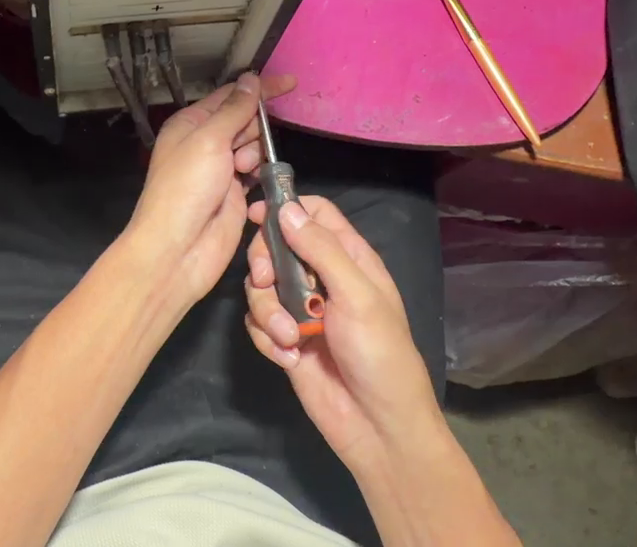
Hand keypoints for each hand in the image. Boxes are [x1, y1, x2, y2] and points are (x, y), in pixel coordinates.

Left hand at [118, 72, 294, 306]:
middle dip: (253, 127)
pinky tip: (255, 179)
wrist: (179, 248)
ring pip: (252, 145)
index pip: (229, 96)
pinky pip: (256, 171)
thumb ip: (234, 110)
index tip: (290, 83)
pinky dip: (260, 171)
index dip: (259, 88)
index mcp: (190, 124)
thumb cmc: (186, 188)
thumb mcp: (208, 141)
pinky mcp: (235, 192)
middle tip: (243, 147)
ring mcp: (220, 168)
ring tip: (242, 169)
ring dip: (255, 152)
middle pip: (243, 119)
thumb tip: (251, 80)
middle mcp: (204, 142)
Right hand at [244, 197, 443, 478]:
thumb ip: (320, 250)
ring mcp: (300, 308)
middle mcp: (321, 277)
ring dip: (266, 310)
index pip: (314, 214)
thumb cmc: (379, 354)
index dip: (286, 208)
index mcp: (348, 258)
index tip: (257, 214)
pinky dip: (267, 337)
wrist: (377, 427)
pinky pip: (257, 321)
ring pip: (260, 285)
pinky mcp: (285, 338)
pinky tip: (288, 356)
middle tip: (266, 280)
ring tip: (288, 337)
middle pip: (276, 245)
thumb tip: (286, 208)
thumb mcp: (357, 295)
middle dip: (264, 262)